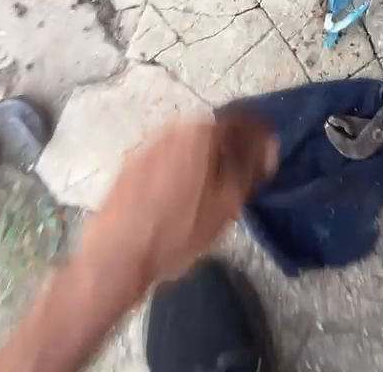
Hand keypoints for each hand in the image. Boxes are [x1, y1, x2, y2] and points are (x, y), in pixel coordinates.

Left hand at [0, 114, 276, 371]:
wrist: (114, 259)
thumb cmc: (176, 233)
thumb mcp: (226, 205)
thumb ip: (251, 169)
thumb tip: (268, 147)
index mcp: (202, 132)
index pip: (244, 122)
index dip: (261, 138)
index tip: (268, 156)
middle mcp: (175, 128)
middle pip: (215, 130)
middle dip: (231, 148)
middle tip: (241, 174)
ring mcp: (149, 144)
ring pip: (189, 143)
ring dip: (206, 157)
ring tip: (212, 187)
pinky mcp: (131, 163)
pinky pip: (168, 155)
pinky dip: (182, 166)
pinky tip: (181, 194)